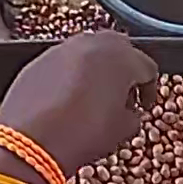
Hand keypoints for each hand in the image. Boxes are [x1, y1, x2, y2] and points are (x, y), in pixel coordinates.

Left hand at [0, 32, 157, 176]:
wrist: (32, 140)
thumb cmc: (83, 134)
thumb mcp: (122, 131)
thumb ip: (133, 115)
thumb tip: (129, 112)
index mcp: (122, 57)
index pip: (147, 68)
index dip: (150, 90)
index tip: (146, 105)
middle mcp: (93, 43)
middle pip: (119, 51)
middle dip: (124, 72)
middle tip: (123, 97)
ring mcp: (63, 48)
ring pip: (89, 54)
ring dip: (97, 72)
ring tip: (95, 100)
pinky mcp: (39, 60)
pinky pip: (64, 64)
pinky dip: (72, 78)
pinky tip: (70, 102)